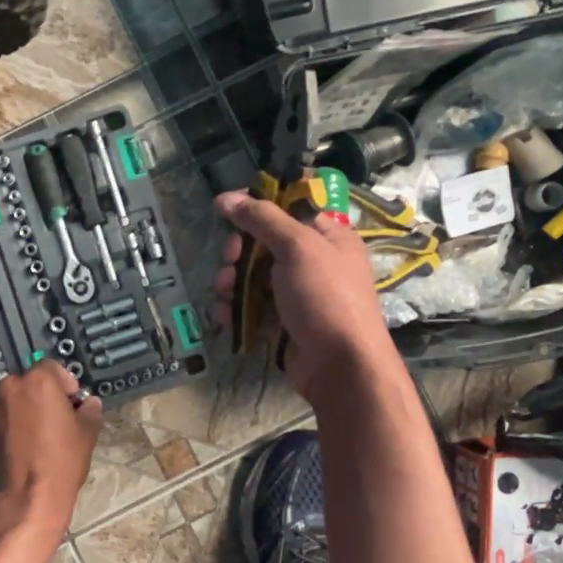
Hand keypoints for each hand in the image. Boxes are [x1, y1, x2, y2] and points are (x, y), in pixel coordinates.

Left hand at [0, 362, 102, 540]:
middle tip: (56, 419)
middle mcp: (9, 386)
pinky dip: (11, 423)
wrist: (27, 497)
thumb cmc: (62, 460)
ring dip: (25, 409)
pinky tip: (24, 445)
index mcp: (37, 380)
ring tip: (39, 434)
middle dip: (43, 395)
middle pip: (29, 382)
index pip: (52, 368)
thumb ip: (89, 410)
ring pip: (13, 400)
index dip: (65, 384)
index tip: (73, 404)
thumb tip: (88, 403)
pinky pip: (1, 417)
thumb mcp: (87, 433)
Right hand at [211, 190, 393, 400]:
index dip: (256, 208)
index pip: (288, 209)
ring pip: (253, 278)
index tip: (225, 210)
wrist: (340, 365)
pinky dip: (236, 309)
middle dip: (238, 253)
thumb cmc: (325, 296)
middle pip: (264, 245)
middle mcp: (315, 262)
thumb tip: (226, 197)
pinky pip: (253, 307)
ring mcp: (299, 295)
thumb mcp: (297, 247)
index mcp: (329, 237)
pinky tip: (224, 315)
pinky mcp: (284, 323)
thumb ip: (262, 219)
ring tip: (223, 293)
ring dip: (231, 282)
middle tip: (228, 262)